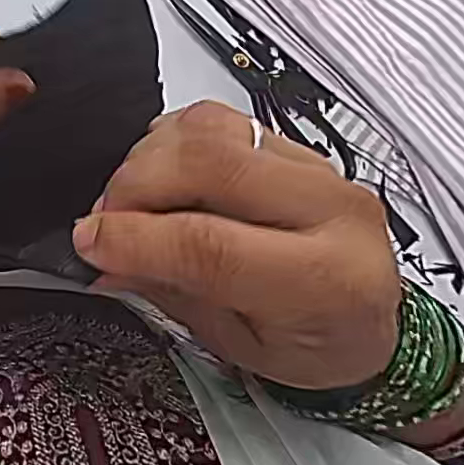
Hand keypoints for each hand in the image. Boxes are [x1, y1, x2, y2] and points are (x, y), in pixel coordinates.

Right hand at [71, 100, 402, 389]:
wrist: (373, 320)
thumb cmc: (315, 345)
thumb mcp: (238, 345)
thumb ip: (169, 291)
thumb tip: (106, 255)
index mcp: (325, 282)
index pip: (212, 245)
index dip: (136, 238)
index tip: (90, 241)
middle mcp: (330, 210)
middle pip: (210, 164)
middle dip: (134, 186)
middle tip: (104, 220)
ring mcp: (314, 165)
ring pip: (210, 128)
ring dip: (149, 158)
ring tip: (131, 199)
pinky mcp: (294, 144)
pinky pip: (219, 119)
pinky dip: (173, 139)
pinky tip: (162, 173)